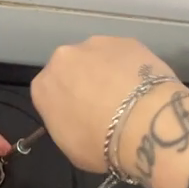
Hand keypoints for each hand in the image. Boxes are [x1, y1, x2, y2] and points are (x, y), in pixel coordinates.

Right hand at [31, 36, 179, 174]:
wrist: (145, 122)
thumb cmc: (100, 143)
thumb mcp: (70, 147)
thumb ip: (65, 125)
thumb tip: (78, 119)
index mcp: (43, 86)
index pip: (48, 94)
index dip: (65, 106)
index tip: (80, 118)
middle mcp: (63, 57)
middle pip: (70, 69)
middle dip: (84, 83)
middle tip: (104, 106)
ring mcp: (95, 44)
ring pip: (97, 58)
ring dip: (107, 72)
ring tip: (128, 96)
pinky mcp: (125, 40)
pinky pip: (124, 55)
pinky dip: (130, 67)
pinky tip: (143, 87)